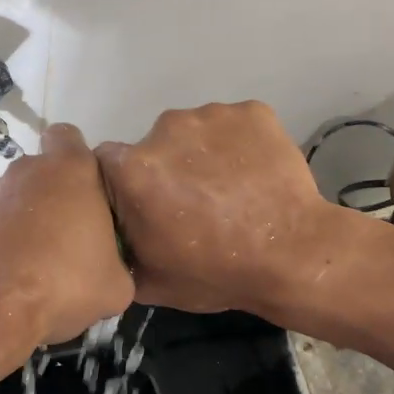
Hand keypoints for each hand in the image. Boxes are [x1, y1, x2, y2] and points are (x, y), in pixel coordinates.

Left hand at [0, 123, 133, 344]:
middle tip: (63, 243)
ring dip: (20, 226)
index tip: (84, 195)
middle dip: (50, 200)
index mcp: (70, 171)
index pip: (70, 138)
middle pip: (40, 175)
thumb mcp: (115, 287)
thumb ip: (117, 265)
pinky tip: (2, 278)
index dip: (77, 162)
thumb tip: (109, 272)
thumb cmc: (64, 286)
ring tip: (29, 268)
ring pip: (10, 202)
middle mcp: (24, 171)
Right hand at [96, 102, 373, 319]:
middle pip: (150, 147)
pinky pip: (231, 127)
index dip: (118, 187)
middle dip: (162, 172)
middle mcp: (164, 129)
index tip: (138, 210)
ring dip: (198, 157)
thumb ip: (115, 253)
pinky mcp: (252, 111)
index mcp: (130, 171)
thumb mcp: (147, 282)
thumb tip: (107, 243)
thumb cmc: (213, 273)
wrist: (290, 256)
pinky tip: (249, 179)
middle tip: (187, 208)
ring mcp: (211, 115)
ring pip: (192, 134)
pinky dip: (235, 147)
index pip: (103, 165)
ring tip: (223, 193)